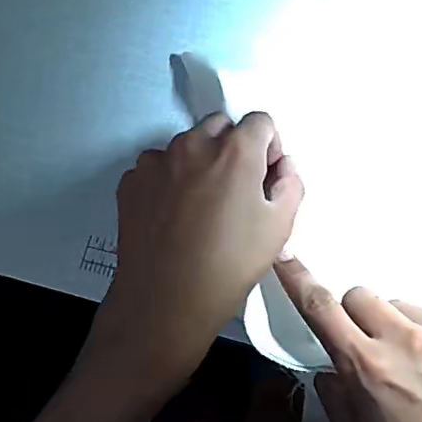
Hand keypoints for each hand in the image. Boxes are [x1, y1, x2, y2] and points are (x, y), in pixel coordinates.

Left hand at [98, 112, 302, 386]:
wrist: (166, 301)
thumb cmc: (231, 264)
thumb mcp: (280, 226)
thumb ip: (290, 184)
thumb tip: (281, 167)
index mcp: (236, 151)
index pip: (260, 121)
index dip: (268, 146)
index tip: (265, 176)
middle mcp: (194, 144)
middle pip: (220, 125)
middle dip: (233, 147)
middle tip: (236, 188)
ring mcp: (157, 161)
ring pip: (186, 145)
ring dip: (199, 162)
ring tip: (202, 206)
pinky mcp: (131, 182)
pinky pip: (157, 167)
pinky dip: (169, 180)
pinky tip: (174, 215)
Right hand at [275, 258, 421, 421]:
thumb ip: (336, 400)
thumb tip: (329, 369)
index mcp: (368, 368)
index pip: (322, 308)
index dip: (298, 279)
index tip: (286, 254)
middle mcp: (406, 337)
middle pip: (362, 295)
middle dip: (356, 318)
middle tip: (371, 353)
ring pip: (403, 306)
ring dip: (398, 328)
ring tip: (419, 370)